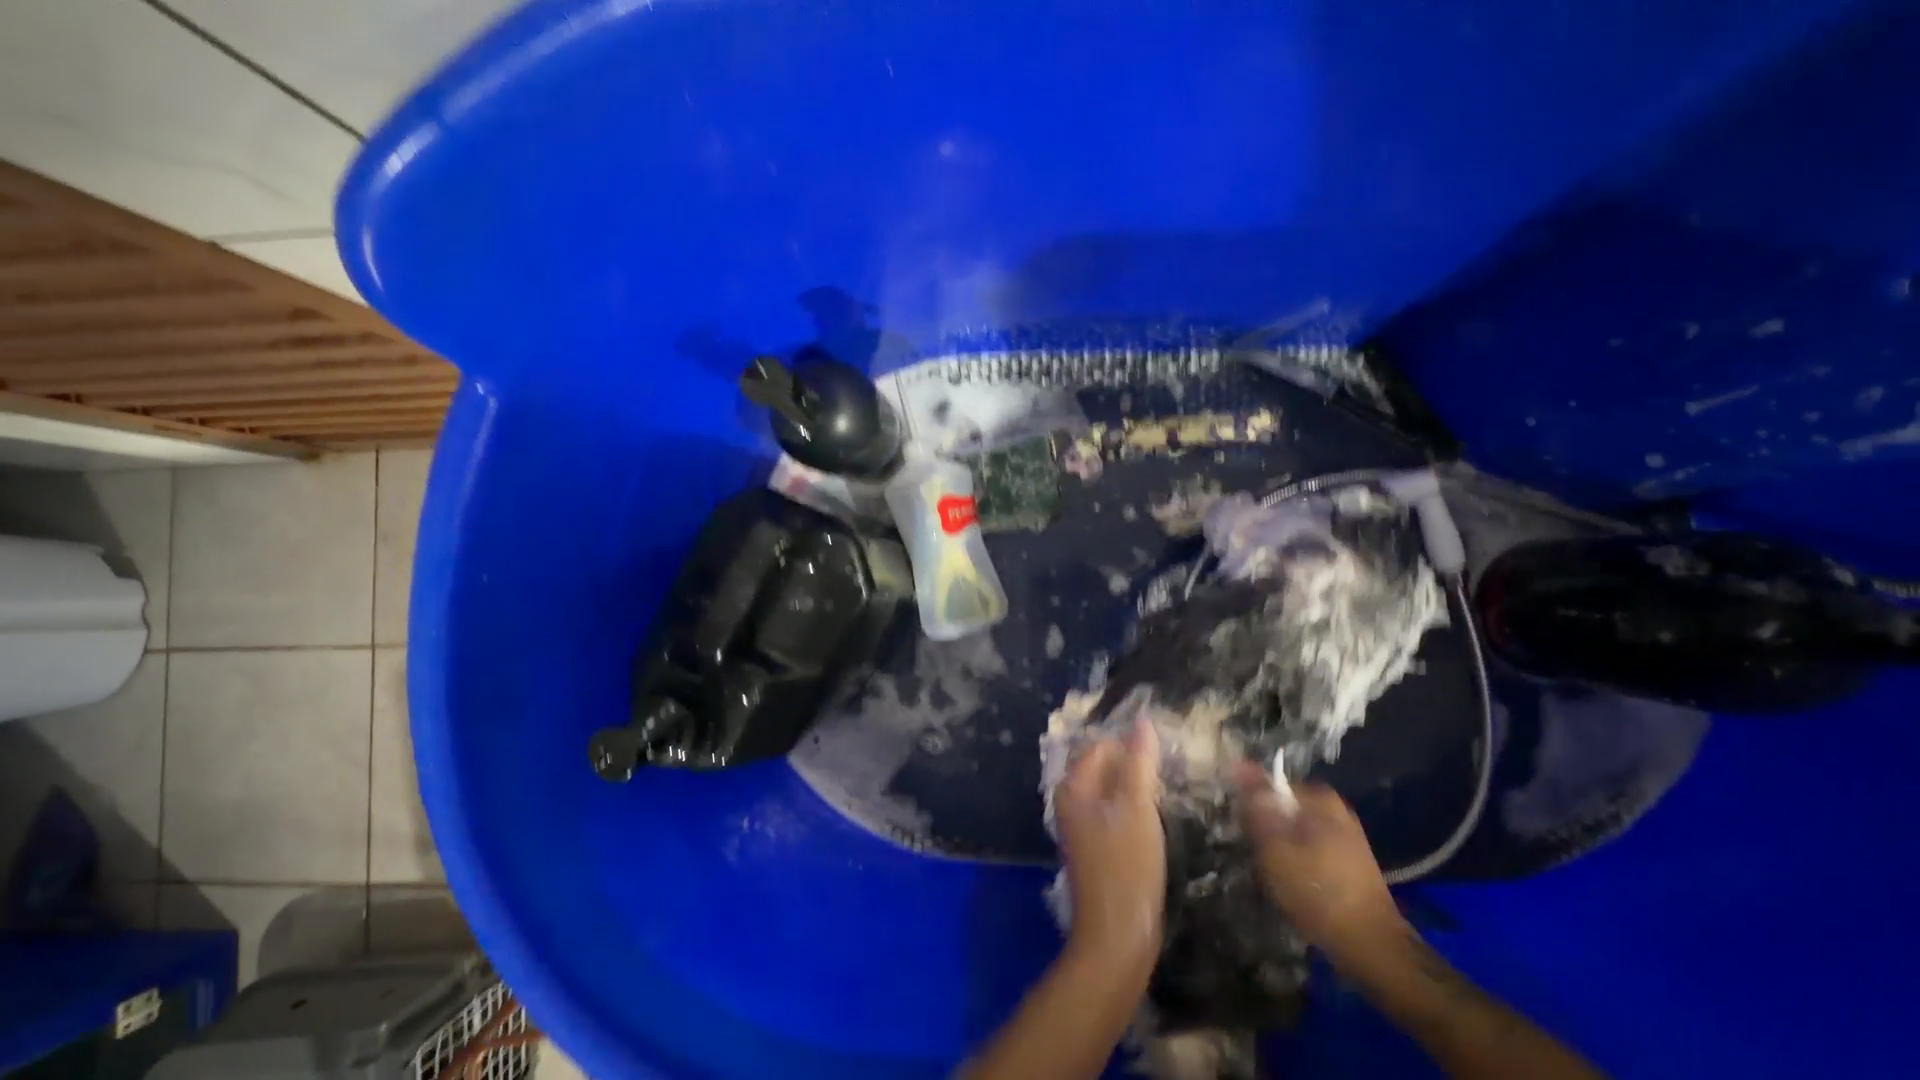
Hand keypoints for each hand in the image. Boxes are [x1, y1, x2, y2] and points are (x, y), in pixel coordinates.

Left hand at [1055, 719, 1165, 962]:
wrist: (1117, 935)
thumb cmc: (1126, 865)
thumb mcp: (1137, 806)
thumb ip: (1139, 761)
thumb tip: (1142, 719)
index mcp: (1072, 788)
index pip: (1100, 745)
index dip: (1131, 743)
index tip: (1165, 751)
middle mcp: (1070, 803)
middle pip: (1103, 767)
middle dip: (1133, 763)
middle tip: (1169, 770)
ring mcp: (1082, 828)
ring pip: (1111, 792)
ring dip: (1136, 787)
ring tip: (1167, 789)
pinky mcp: (1097, 849)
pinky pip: (1115, 814)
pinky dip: (1134, 810)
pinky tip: (1156, 817)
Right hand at [1233, 764, 1403, 960]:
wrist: (1368, 941)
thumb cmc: (1316, 891)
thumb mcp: (1274, 847)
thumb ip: (1256, 807)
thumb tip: (1239, 765)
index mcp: (1320, 799)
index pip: (1270, 784)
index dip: (1249, 803)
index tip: (1237, 826)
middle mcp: (1336, 809)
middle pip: (1284, 808)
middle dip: (1265, 827)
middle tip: (1254, 855)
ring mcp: (1346, 834)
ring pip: (1296, 829)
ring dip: (1279, 845)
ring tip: (1272, 874)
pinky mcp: (1350, 860)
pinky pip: (1310, 847)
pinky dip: (1297, 859)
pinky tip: (1293, 883)